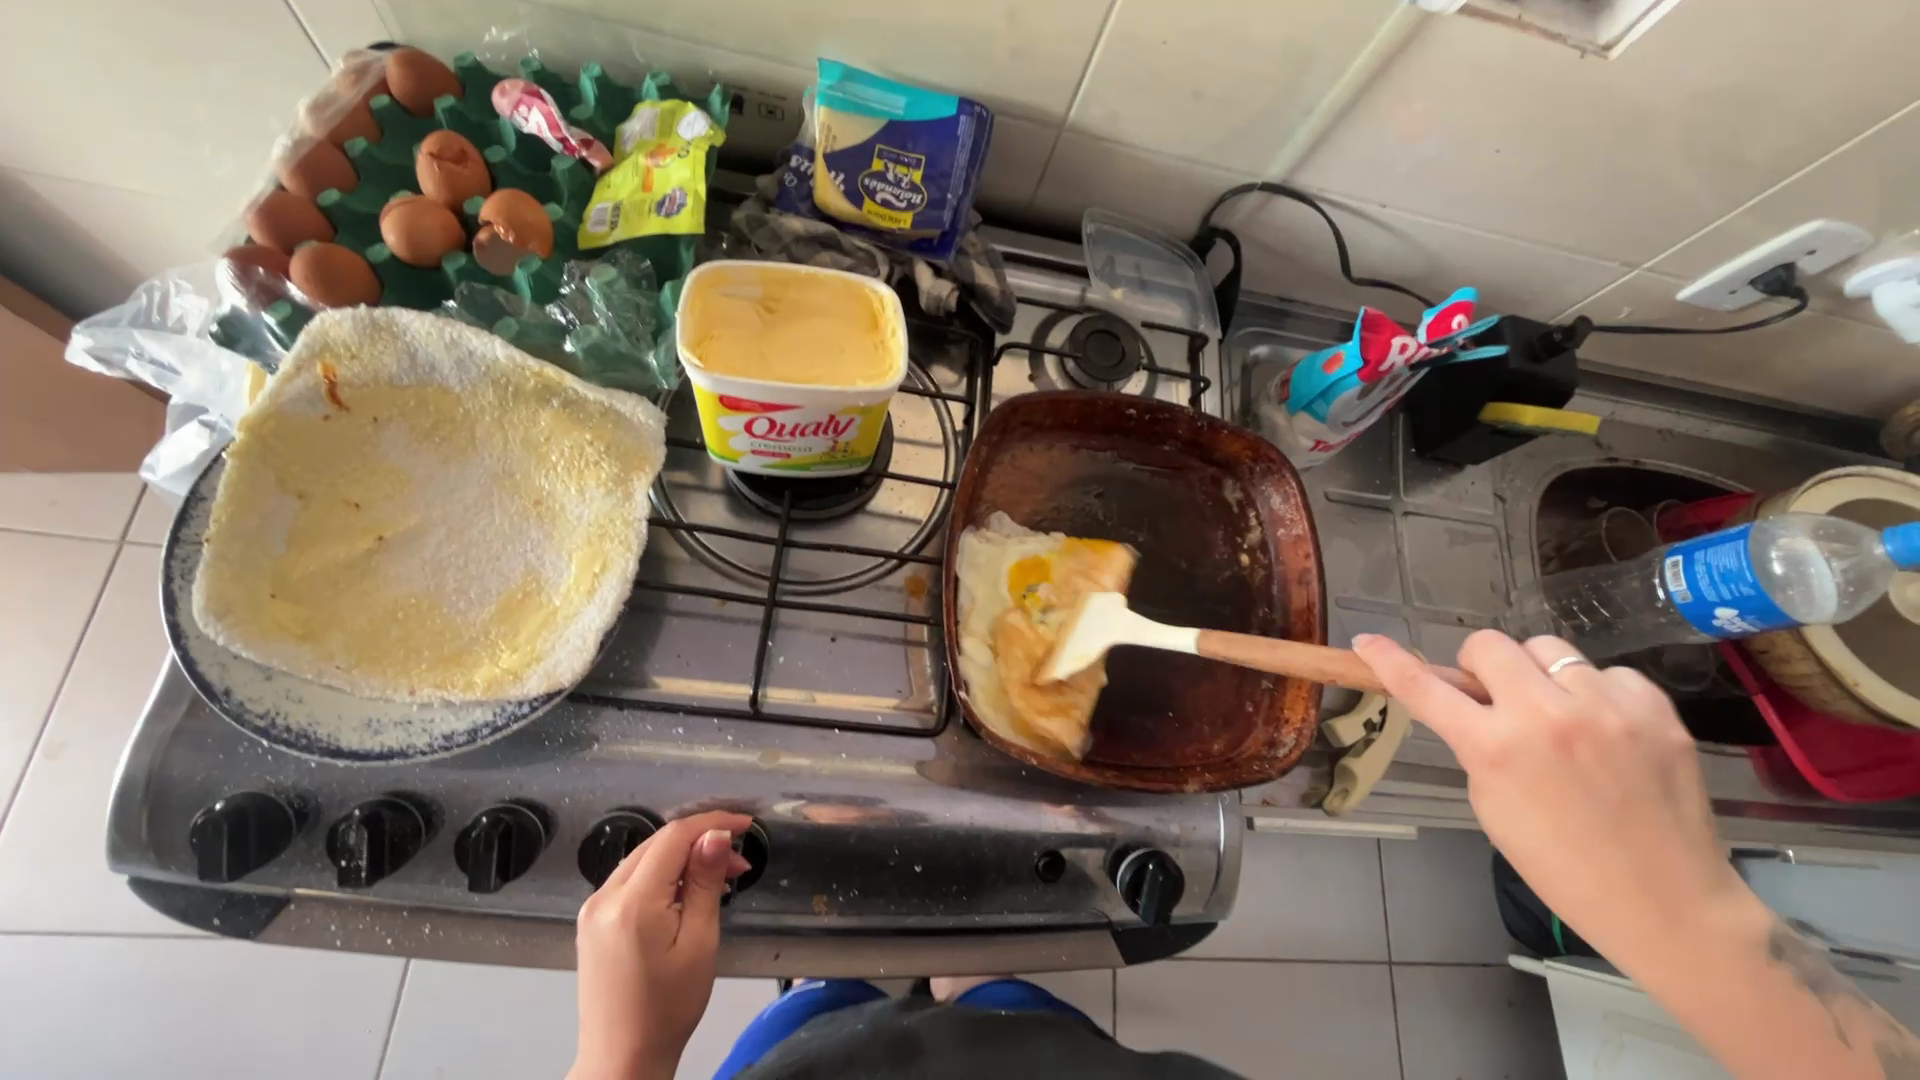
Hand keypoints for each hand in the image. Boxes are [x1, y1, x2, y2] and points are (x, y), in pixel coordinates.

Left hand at [570, 811, 753, 1079]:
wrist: (622, 1059)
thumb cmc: (669, 1006)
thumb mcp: (699, 942)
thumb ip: (706, 882)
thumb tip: (716, 834)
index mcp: (633, 902)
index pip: (674, 836)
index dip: (712, 822)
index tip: (747, 824)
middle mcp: (605, 896)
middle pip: (658, 843)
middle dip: (701, 840)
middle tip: (739, 861)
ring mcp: (594, 909)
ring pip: (645, 858)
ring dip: (683, 856)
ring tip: (721, 878)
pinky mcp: (593, 921)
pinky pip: (632, 879)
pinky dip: (664, 874)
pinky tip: (688, 892)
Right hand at [1351, 631, 1748, 959]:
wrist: (1665, 902)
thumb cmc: (1558, 863)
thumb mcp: (1490, 801)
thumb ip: (1475, 743)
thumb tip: (1468, 701)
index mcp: (1495, 747)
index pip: (1423, 687)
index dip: (1388, 661)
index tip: (1367, 641)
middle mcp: (1547, 716)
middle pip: (1490, 644)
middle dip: (1481, 665)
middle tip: (1494, 695)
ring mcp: (1607, 709)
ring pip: (1550, 650)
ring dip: (1540, 675)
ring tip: (1560, 714)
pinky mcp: (1657, 712)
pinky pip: (1609, 673)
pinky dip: (1597, 693)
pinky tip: (1607, 729)